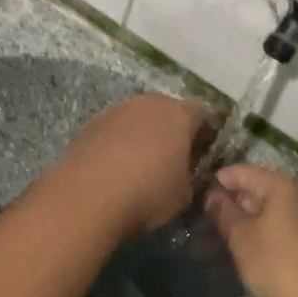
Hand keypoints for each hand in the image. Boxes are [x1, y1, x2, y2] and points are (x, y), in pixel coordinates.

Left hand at [58, 94, 212, 235]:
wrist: (88, 194)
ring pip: (141, 117)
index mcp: (179, 114)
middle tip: (176, 159)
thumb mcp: (185, 194)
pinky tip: (118, 166)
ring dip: (146, 134)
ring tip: (144, 163)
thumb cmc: (147, 192)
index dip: (208, 135)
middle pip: (170, 111)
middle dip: (175, 131)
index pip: (204, 115)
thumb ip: (193, 176)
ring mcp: (118, 109)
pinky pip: (117, 128)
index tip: (206, 156)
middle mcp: (149, 102)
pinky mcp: (93, 121)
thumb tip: (188, 172)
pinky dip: (122, 141)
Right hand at [206, 164, 297, 296]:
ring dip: (246, 214)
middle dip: (234, 197)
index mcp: (283, 187)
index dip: (221, 178)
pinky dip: (261, 226)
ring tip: (220, 225)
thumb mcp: (241, 237)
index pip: (245, 172)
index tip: (199, 189)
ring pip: (270, 207)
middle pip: (260, 187)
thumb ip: (224, 212)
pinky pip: (280, 222)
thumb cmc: (275, 264)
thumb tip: (211, 196)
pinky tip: (244, 241)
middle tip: (206, 209)